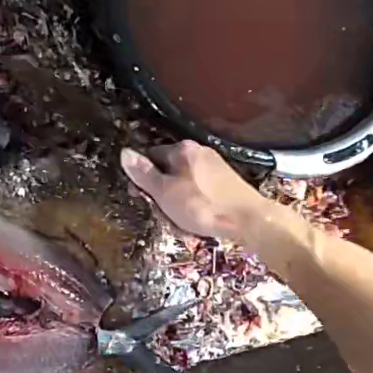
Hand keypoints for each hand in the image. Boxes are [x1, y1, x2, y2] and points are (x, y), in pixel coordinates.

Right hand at [121, 140, 273, 241]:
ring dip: (177, 203)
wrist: (247, 220)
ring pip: (183, 184)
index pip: (150, 157)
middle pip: (168, 171)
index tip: (142, 198)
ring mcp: (214, 167)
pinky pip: (199, 192)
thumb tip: (124, 153)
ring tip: (182, 221)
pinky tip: (198, 220)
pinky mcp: (225, 183)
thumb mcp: (164, 193)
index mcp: (182, 150)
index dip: (143, 179)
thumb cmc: (202, 206)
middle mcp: (199, 152)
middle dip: (162, 194)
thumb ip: (143, 174)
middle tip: (164, 214)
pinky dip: (194, 205)